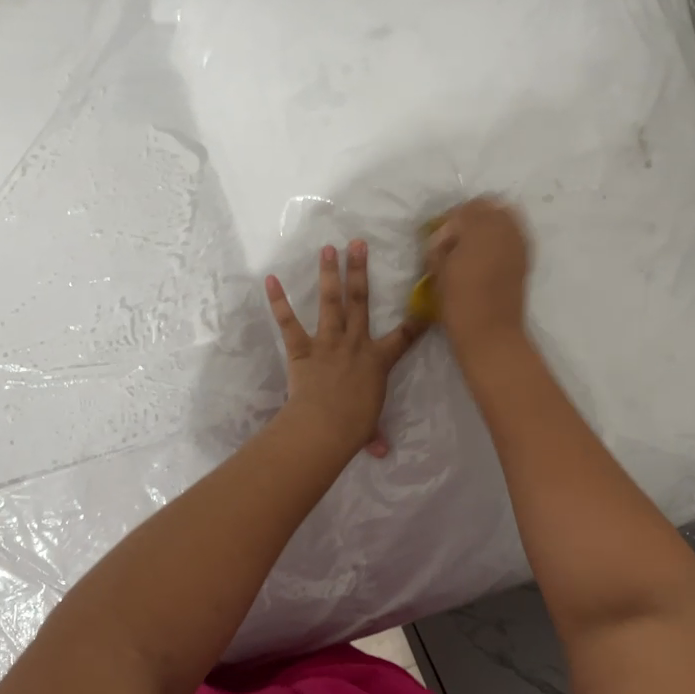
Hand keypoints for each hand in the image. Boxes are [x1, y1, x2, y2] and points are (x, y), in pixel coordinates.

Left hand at [266, 240, 422, 458]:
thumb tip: (379, 450)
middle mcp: (356, 343)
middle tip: (357, 243)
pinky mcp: (302, 349)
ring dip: (329, 274)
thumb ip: (372, 435)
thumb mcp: (368, 429)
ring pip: (330, 302)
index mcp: (378, 361)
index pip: (404, 337)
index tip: (424, 301)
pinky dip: (278, 302)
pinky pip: (289, 323)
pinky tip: (270, 280)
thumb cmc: (354, 426)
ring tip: (327, 248)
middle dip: (359, 270)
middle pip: (360, 301)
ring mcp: (328, 342)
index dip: (416, 320)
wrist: (327, 425)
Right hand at [426, 198, 530, 358]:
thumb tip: (442, 241)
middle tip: (454, 237)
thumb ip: (439, 248)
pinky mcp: (525, 259)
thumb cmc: (458, 302)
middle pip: (488, 207)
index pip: (462, 211)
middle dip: (470, 217)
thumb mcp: (438, 271)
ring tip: (470, 246)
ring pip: (505, 217)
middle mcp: (504, 228)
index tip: (437, 241)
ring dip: (487, 225)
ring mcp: (519, 243)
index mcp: (479, 227)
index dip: (447, 223)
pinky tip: (485, 255)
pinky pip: (513, 235)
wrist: (491, 333)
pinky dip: (500, 238)